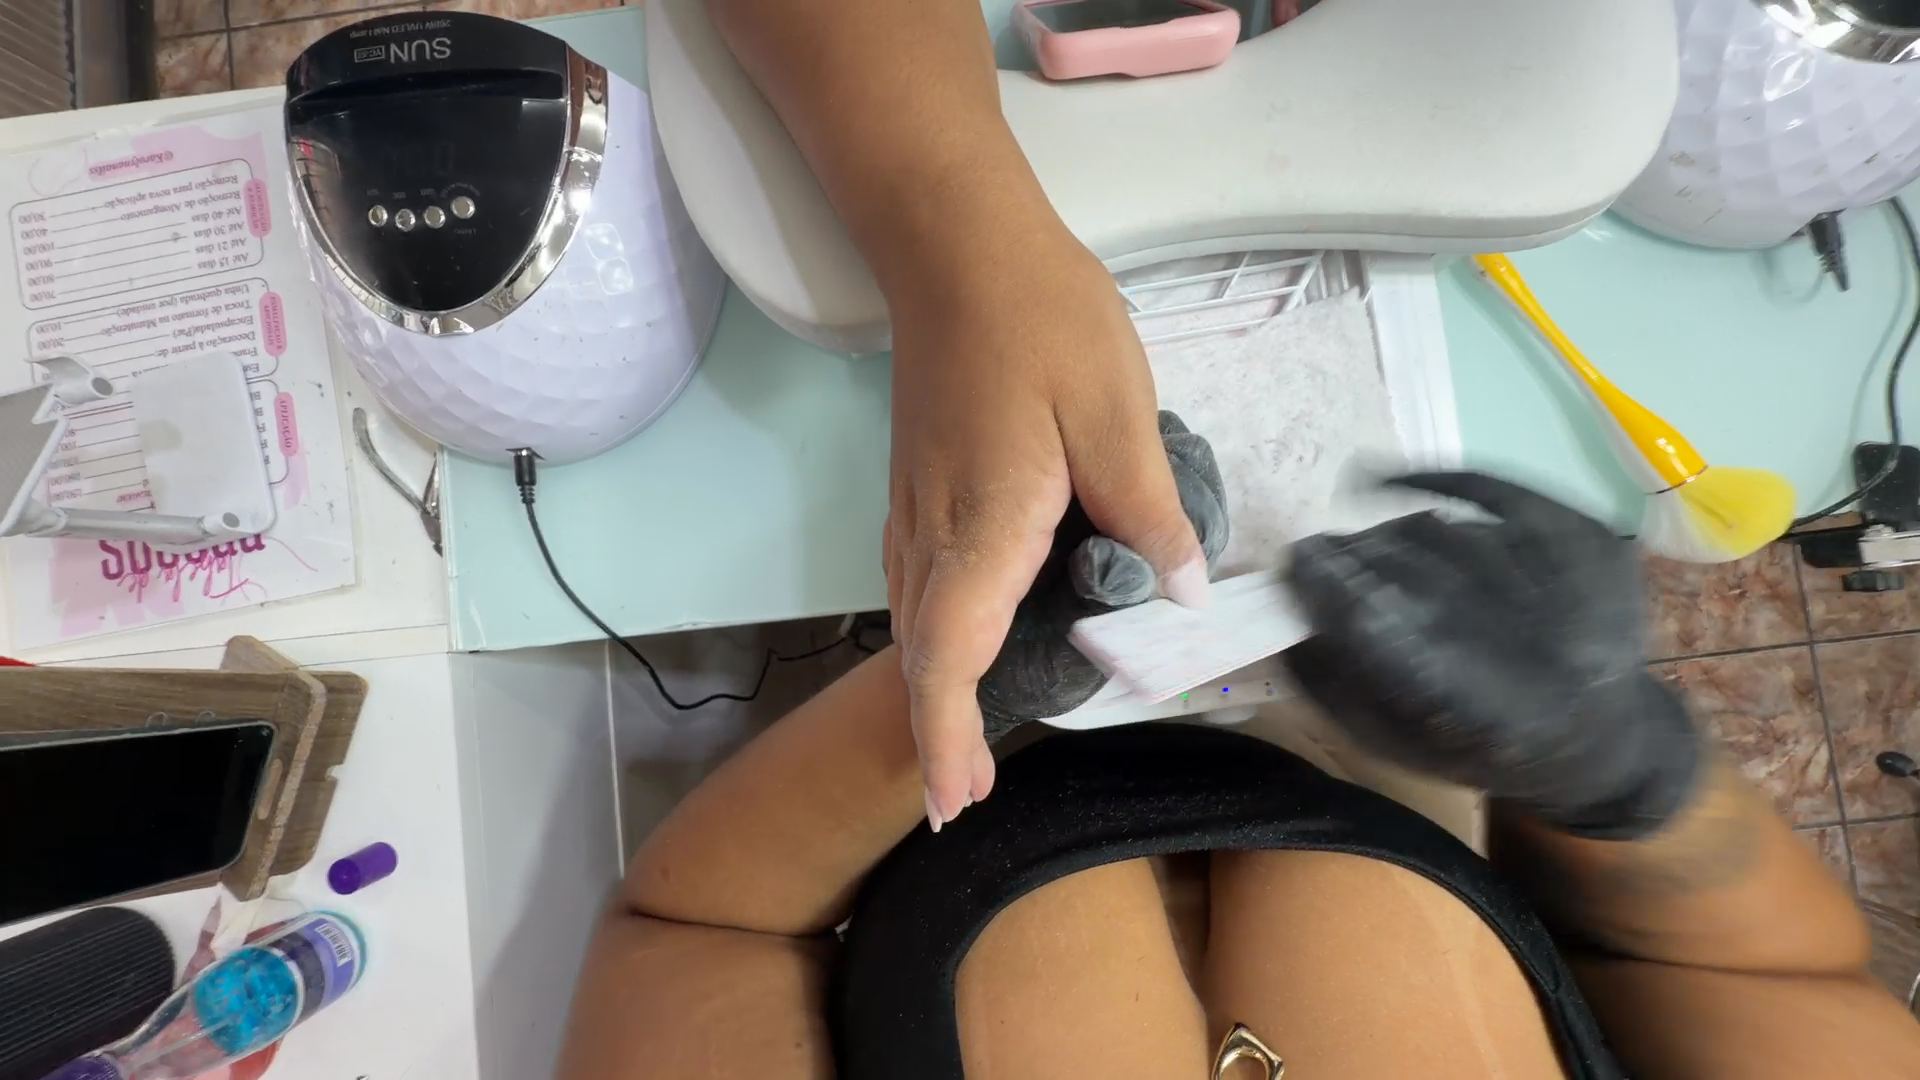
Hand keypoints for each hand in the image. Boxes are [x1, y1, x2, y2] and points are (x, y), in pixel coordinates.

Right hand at [887, 236, 1209, 830]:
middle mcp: (934, 531)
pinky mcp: (918, 489)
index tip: (955, 800)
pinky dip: (941, 636)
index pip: (950, 651)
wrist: (958, 253)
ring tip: (971, 739)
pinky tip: (969, 639)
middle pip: (925, 652)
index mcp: (985, 523)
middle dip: (940, 731)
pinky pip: (923, 586)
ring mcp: (916, 510)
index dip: (946, 733)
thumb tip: (1179, 590)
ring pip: (919, 622)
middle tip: (969, 792)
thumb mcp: (1116, 407)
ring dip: (938, 688)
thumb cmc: (1040, 322)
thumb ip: (1147, 505)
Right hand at [1282, 472, 1700, 838]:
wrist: (1592, 737)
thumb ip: (1329, 680)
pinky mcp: (1585, 540)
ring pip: (1437, 531)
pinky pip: (1494, 489)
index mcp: (1482, 707)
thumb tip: (1283, 606)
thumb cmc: (1469, 741)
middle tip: (1320, 560)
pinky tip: (1378, 482)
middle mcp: (1539, 641)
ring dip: (1383, 539)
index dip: (1327, 582)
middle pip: (1406, 567)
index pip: (1380, 620)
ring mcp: (1570, 582)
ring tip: (1367, 557)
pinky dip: (1432, 479)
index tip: (1293, 561)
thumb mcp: (1388, 737)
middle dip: (1350, 557)